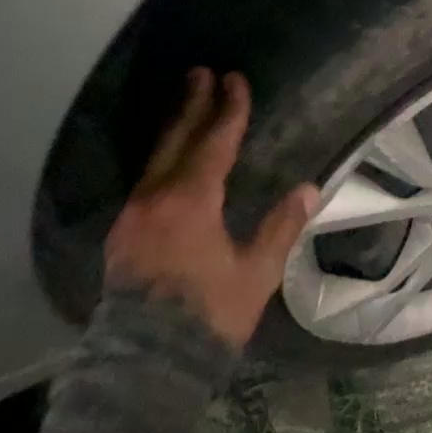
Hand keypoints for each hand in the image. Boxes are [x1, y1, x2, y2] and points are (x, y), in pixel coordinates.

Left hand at [102, 68, 318, 350]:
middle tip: (200, 73)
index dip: (227, 111)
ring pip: (155, 162)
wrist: (149, 359)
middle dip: (191, 106)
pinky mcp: (122, 237)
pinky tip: (168, 166)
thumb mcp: (256, 273)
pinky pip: (144, 185)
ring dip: (173, 132)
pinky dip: (161, 164)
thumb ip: (281, 227)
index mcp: (191, 202)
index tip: (235, 81)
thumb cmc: (210, 315)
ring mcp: (133, 217)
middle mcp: (155, 199)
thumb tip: (309, 189)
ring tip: (186, 108)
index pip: (213, 144)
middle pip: (175, 141)